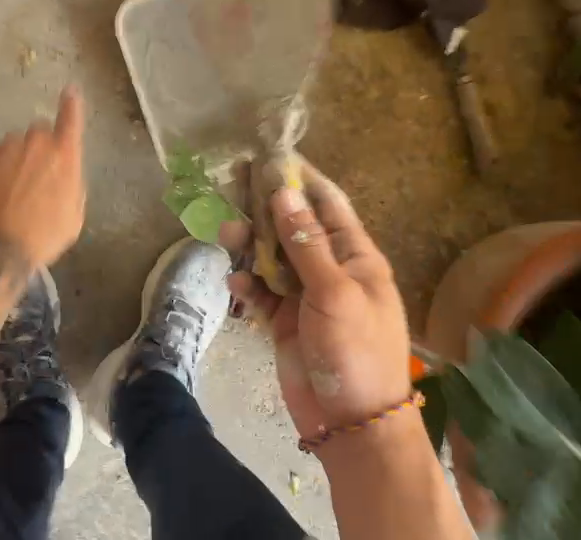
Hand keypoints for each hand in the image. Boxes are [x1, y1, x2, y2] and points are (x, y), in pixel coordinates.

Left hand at [0, 86, 86, 268]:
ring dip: (13, 160)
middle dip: (38, 148)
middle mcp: (34, 143)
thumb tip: (63, 172)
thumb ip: (71, 184)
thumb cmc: (41, 237)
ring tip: (9, 192)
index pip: (70, 120)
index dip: (72, 105)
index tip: (71, 90)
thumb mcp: (72, 217)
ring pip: (12, 144)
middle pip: (38, 132)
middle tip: (33, 178)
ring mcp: (3, 148)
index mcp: (63, 156)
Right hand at [221, 165, 414, 443]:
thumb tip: (284, 193)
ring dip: (249, 244)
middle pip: (292, 226)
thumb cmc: (355, 351)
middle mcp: (329, 269)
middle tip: (231, 183)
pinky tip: (235, 282)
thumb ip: (306, 244)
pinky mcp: (283, 320)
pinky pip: (260, 291)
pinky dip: (247, 283)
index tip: (270, 154)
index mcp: (355, 256)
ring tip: (225, 233)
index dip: (301, 178)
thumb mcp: (335, 293)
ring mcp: (305, 295)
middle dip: (264, 207)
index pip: (327, 204)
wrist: (352, 426)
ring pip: (271, 256)